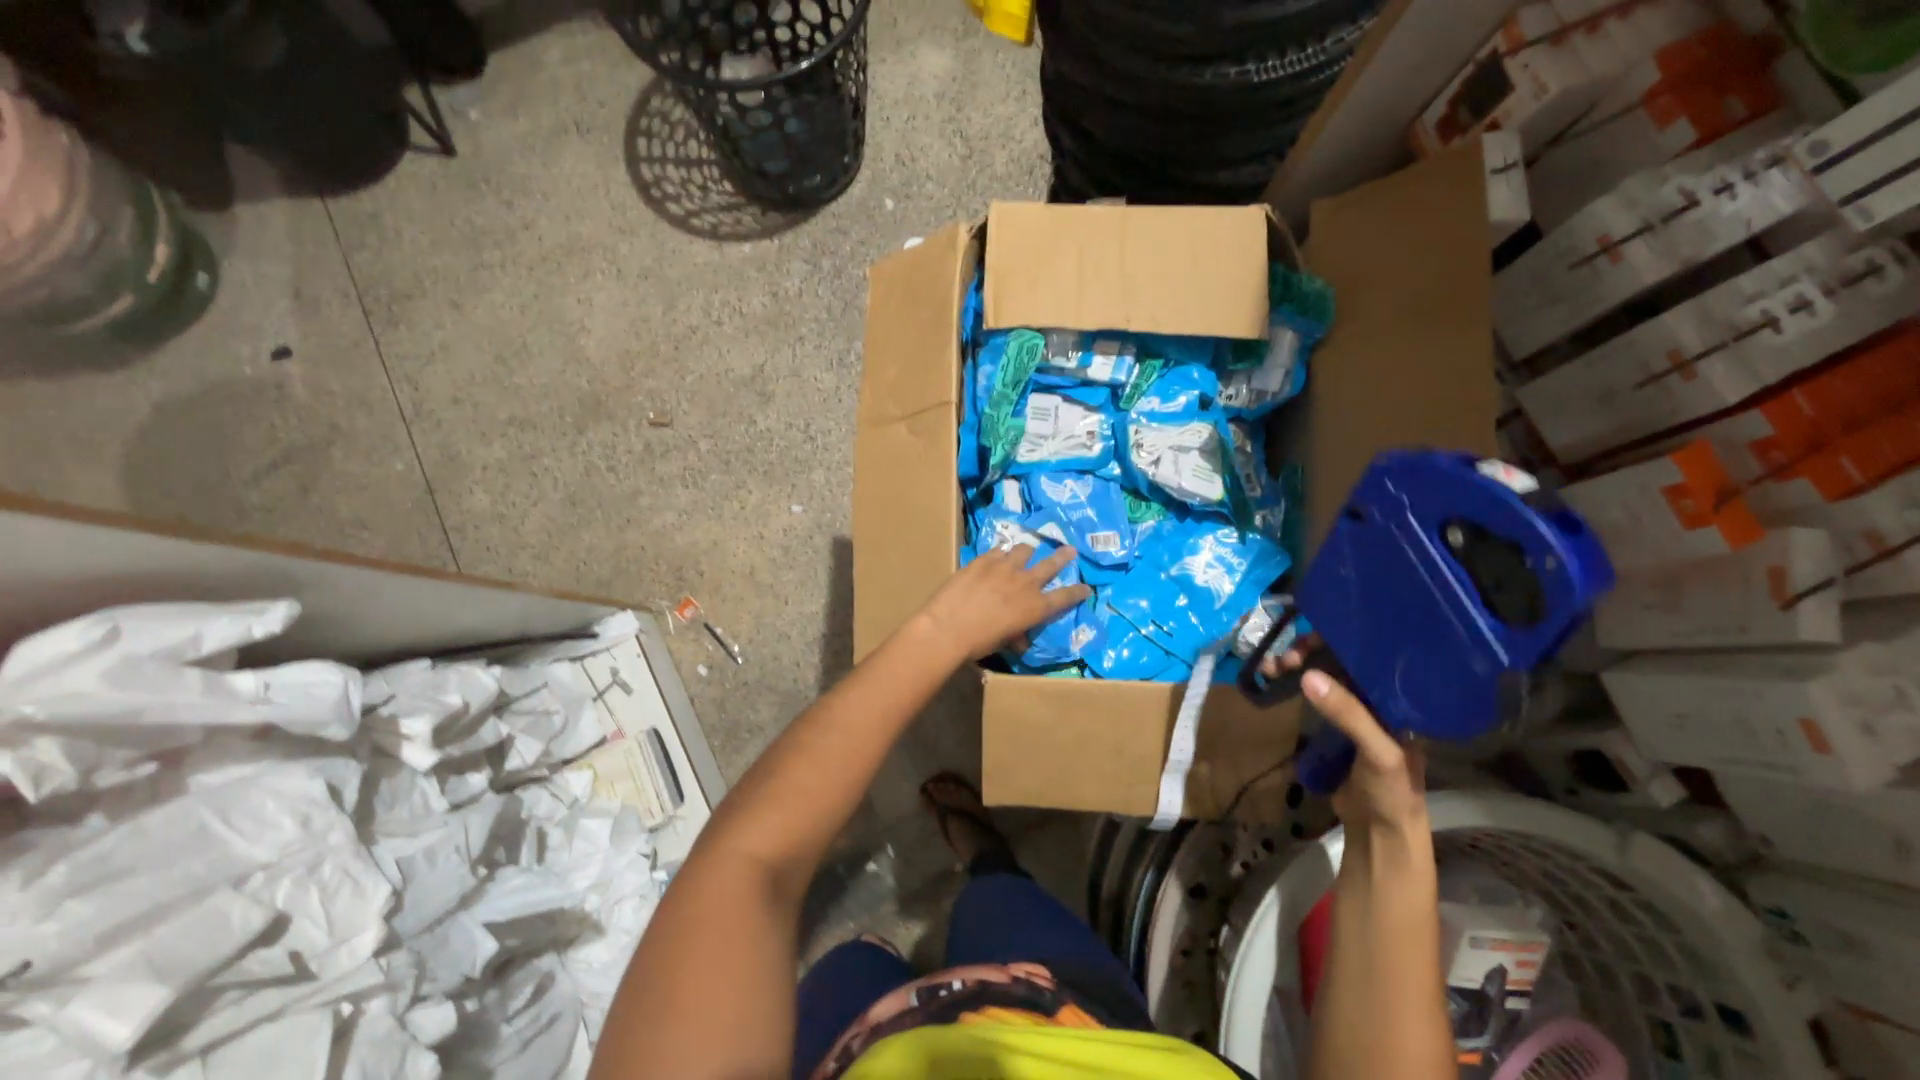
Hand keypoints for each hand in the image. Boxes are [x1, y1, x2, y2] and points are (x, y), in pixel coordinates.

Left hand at [915, 544, 1092, 660]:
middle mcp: (1026, 583)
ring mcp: (1005, 567)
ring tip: (1028, 549)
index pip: (1065, 597)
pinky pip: (999, 550)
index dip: (1078, 592)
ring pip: (1024, 550)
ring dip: (1028, 550)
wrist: (949, 627)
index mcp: (1036, 607)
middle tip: (1070, 550)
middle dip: (1063, 557)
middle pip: (1051, 564)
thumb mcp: (1004, 642)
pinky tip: (999, 553)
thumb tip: (1020, 639)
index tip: (1086, 587)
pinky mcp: (984, 559)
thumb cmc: (980, 643)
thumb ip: (1016, 635)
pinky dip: (1002, 552)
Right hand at [1263, 644, 1425, 831]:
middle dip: (1310, 652)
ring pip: (1322, 676)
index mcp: (1396, 697)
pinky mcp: (1332, 726)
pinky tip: (1274, 679)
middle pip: (1340, 660)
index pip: (1368, 653)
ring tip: (1271, 667)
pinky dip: (1292, 685)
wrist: (1381, 832)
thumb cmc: (1393, 790)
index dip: (1338, 641)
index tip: (1308, 639)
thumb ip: (1348, 714)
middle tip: (1284, 658)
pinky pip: (1312, 696)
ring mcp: (1353, 710)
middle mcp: (1376, 696)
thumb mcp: (1377, 752)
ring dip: (1296, 667)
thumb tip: (1307, 676)